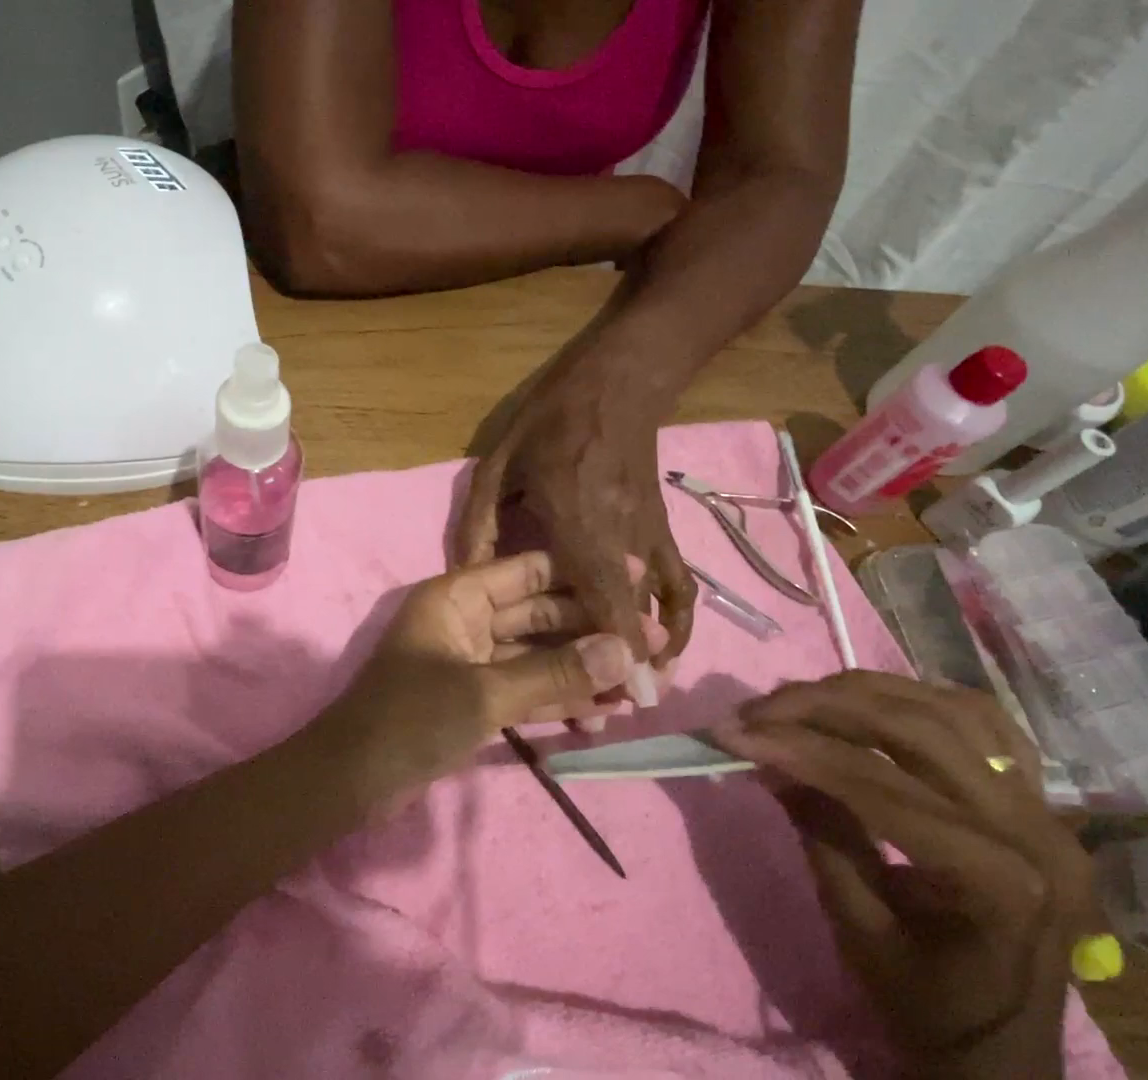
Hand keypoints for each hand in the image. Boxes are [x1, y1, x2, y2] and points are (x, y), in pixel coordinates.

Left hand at [308, 551, 642, 808]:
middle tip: (654, 650)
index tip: (637, 583)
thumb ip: (556, 672)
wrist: (354, 779)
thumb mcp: (485, 693)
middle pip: (541, 615)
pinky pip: (525, 689)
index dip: (584, 576)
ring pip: (537, 657)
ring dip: (583, 671)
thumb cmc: (411, 720)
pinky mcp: (473, 700)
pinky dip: (558, 700)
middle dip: (593, 633)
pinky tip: (603, 715)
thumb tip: (626, 651)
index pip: (530, 571)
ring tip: (640, 691)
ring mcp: (470, 661)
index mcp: (456, 597)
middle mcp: (465, 620)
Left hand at [454, 323, 695, 716]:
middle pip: (627, 612)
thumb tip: (467, 574)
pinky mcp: (661, 533)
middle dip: (625, 663)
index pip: (600, 594)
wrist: (618, 383)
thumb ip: (480, 525)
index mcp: (573, 524)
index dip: (615, 645)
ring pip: (653, 605)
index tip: (627, 692)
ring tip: (638, 694)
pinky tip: (668, 652)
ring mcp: (646, 537)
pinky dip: (680, 619)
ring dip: (650, 652)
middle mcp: (618, 539)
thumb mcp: (495, 469)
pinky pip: (680, 583)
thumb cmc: (549, 422)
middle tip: (616, 709)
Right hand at [714, 673, 1093, 1077]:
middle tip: (752, 710)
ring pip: (951, 711)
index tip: (731, 732)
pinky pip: (984, 724)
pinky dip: (919, 700)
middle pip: (920, 731)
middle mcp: (1037, 831)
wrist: (1003, 1047)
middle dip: (823, 707)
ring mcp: (1048, 811)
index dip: (799, 749)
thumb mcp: (857, 928)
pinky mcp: (1039, 801)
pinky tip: (870, 703)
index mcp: (998, 879)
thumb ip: (819, 833)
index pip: (881, 785)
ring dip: (864, 693)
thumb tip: (766, 760)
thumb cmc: (924, 1002)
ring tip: (796, 700)